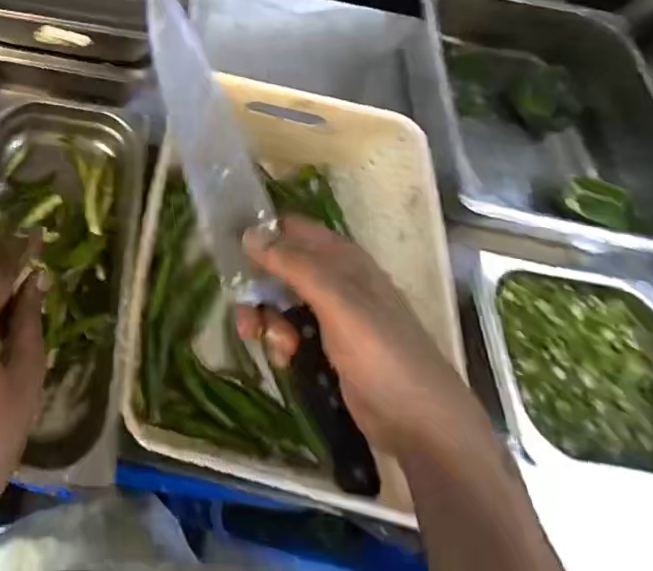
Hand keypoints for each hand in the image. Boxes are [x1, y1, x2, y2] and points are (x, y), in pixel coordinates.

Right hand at [235, 216, 478, 457]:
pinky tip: (285, 360)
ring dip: (267, 319)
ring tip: (269, 344)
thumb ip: (293, 264)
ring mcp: (333, 315)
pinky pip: (290, 331)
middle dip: (258, 287)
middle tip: (245, 313)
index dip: (262, 235)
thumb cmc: (382, 353)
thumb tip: (248, 232)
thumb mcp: (337, 301)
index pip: (292, 229)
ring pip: (281, 301)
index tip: (230, 252)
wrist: (421, 424)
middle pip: (280, 267)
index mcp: (342, 258)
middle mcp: (336, 279)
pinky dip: (280, 342)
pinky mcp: (328, 347)